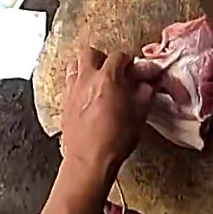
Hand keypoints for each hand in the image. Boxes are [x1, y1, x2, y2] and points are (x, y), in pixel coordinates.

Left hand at [58, 46, 154, 177]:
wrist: (90, 159)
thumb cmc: (116, 138)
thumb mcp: (140, 113)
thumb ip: (145, 92)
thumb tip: (148, 84)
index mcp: (108, 79)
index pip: (118, 56)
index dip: (128, 62)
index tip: (133, 71)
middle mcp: (87, 80)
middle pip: (90, 53)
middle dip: (102, 58)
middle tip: (112, 71)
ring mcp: (72, 91)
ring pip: (75, 66)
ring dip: (87, 69)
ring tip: (98, 81)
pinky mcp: (64, 103)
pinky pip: (69, 83)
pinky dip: (79, 84)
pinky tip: (88, 96)